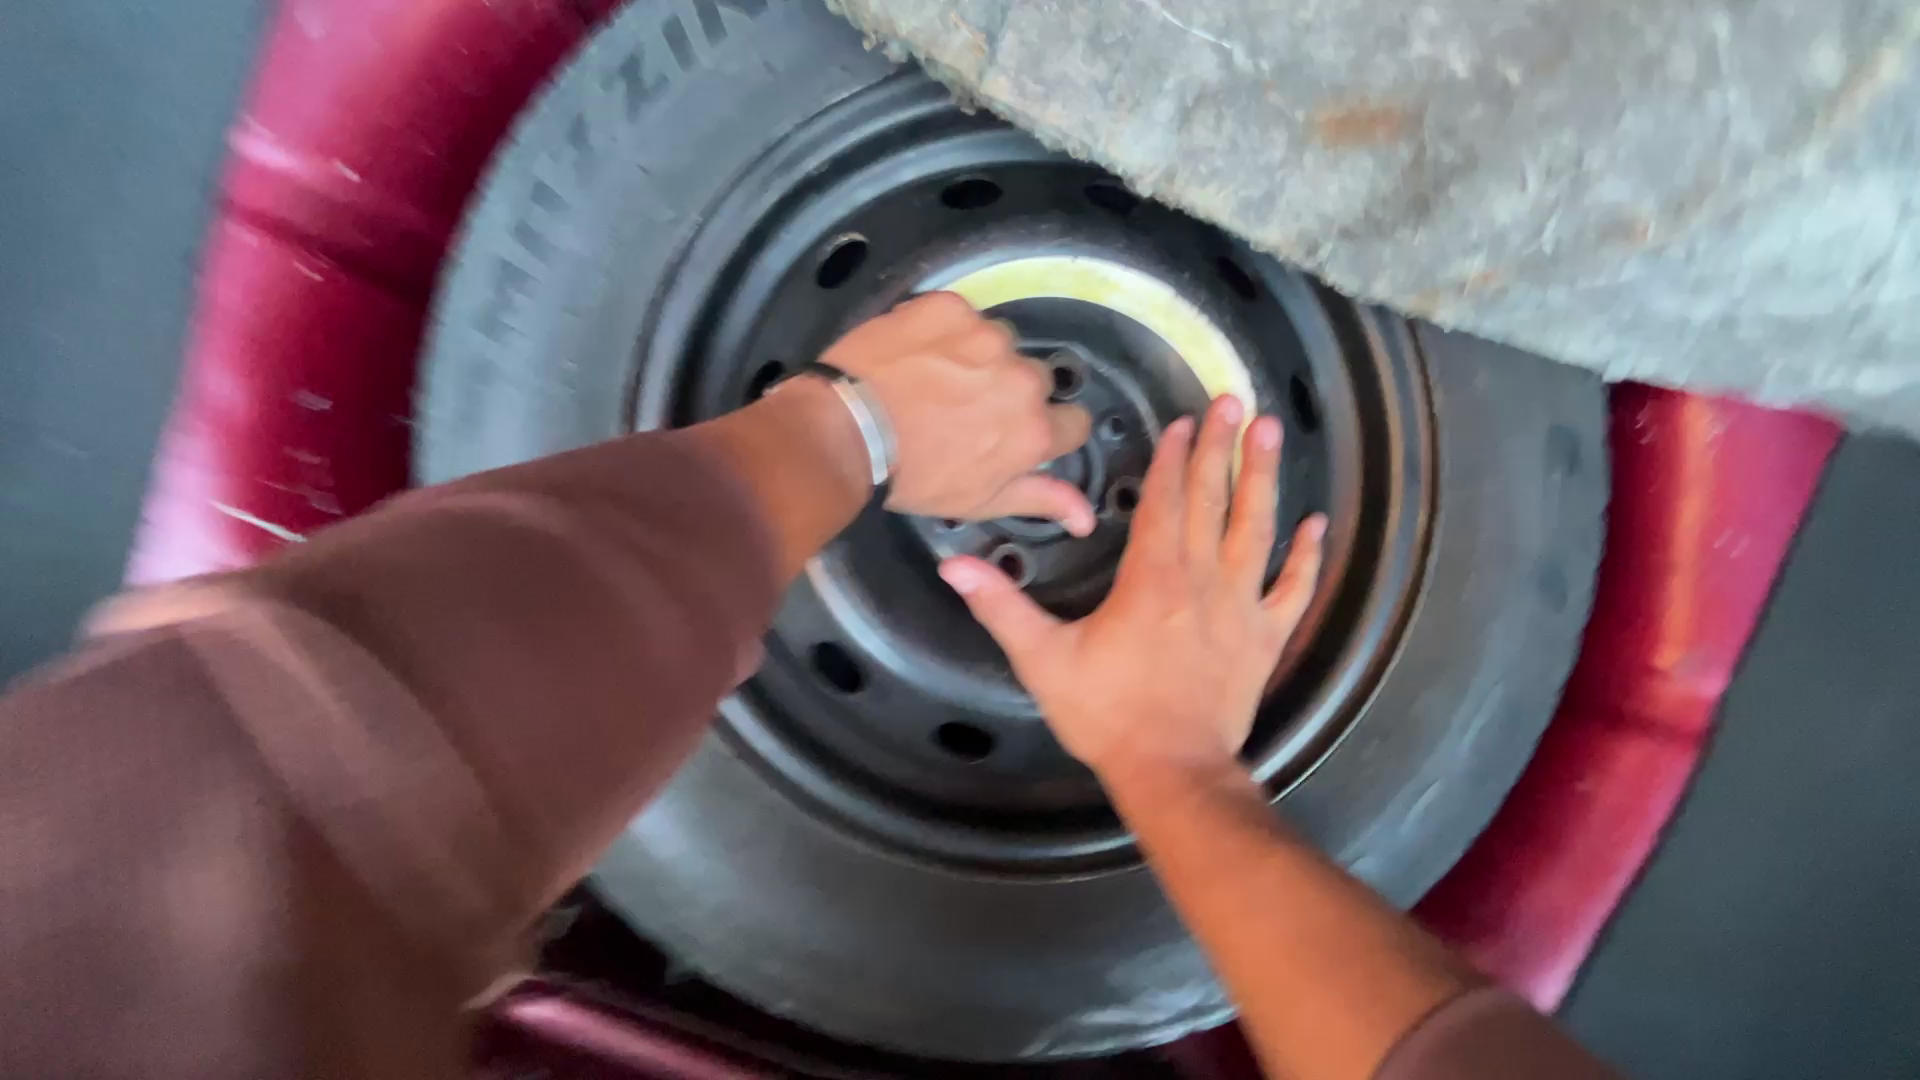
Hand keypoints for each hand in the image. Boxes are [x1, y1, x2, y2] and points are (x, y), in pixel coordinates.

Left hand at [822, 292, 1095, 534]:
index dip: (1047, 431)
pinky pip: (962, 315)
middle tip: (965, 410)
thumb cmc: (915, 477)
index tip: (1016, 434)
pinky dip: (945, 331)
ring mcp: (986, 335)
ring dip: (979, 358)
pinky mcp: (949, 306)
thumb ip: (1039, 499)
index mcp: (1034, 429)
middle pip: (1035, 381)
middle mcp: (1022, 377)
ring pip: (1000, 344)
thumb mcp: (979, 501)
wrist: (848, 430)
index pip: (1074, 423)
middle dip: (1010, 393)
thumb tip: (1087, 516)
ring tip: (936, 379)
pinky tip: (917, 354)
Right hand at [937, 395, 1326, 776]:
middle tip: (1233, 401)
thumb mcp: (1043, 659)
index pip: (1164, 502)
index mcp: (1151, 580)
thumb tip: (955, 567)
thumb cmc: (1107, 714)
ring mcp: (1239, 608)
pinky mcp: (1263, 638)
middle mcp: (1201, 581)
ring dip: (1263, 479)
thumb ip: (1001, 607)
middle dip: (1220, 448)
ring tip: (1269, 433)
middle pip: (1212, 501)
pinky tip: (1317, 525)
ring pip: (1255, 530)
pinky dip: (1305, 557)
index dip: (1173, 458)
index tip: (1184, 421)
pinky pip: (1291, 589)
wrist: (1172, 771)